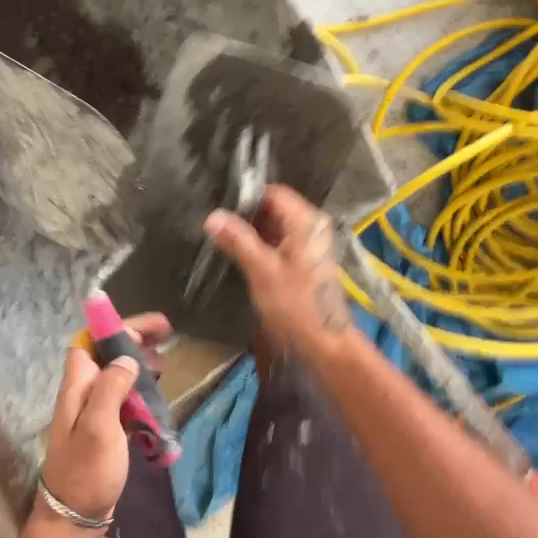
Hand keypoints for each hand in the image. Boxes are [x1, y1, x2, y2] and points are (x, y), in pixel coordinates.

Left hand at [39, 313, 171, 524]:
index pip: (92, 339)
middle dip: (135, 341)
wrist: (74, 517)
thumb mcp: (98, 427)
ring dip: (140, 366)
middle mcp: (83, 392)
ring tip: (164, 364)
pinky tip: (157, 400)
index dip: (116, 326)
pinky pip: (125, 400)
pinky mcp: (106, 430)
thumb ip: (110, 388)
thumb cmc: (85, 471)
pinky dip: (141, 394)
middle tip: (167, 338)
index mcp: (78, 385)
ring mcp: (94, 412)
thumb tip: (127, 357)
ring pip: (118, 375)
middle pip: (108, 353)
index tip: (150, 327)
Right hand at [205, 185, 351, 358]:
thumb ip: (238, 241)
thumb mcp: (262, 271)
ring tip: (221, 235)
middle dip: (246, 214)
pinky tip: (238, 252)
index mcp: (306, 222)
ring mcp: (308, 244)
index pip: (274, 193)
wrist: (324, 343)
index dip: (247, 196)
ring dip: (251, 231)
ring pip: (274, 226)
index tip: (219, 204)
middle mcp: (310, 227)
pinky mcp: (303, 261)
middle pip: (274, 208)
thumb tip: (213, 216)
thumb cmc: (296, 305)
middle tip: (216, 221)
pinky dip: (260, 245)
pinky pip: (278, 242)